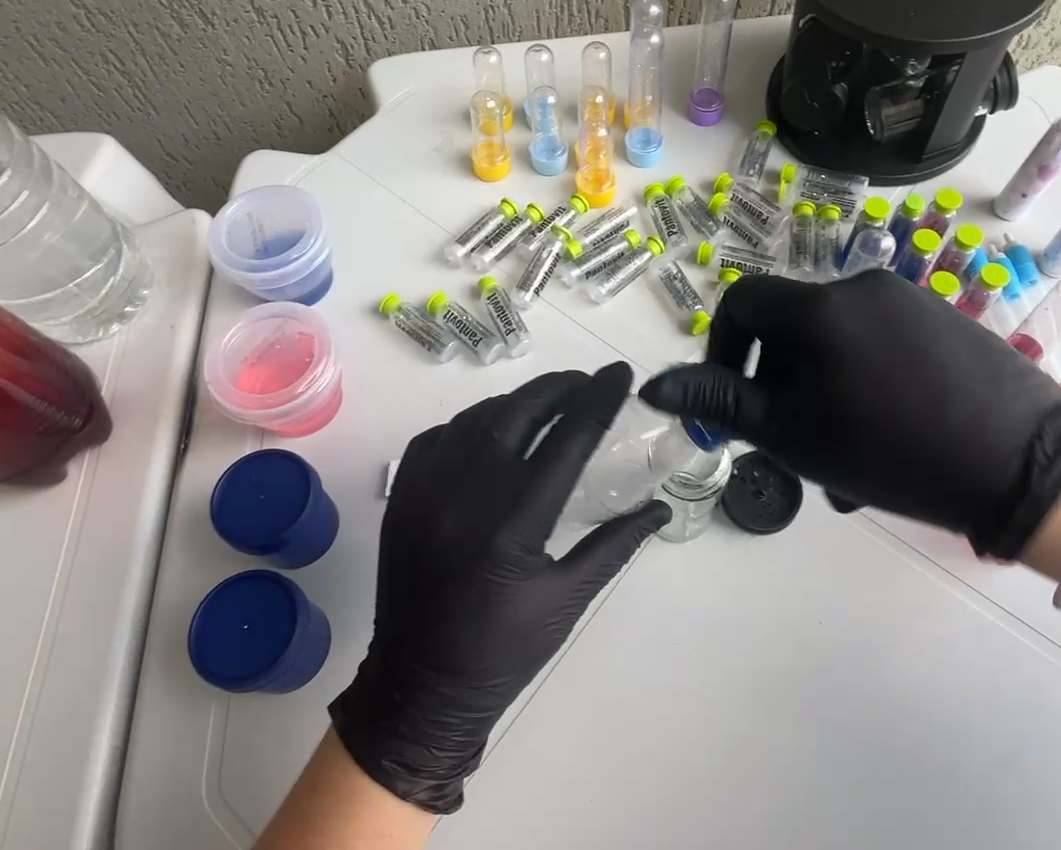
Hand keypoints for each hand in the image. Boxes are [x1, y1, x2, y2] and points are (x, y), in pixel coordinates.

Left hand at [328, 364, 669, 813]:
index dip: (598, 400)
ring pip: (476, 419)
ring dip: (515, 403)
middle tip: (585, 382)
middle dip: (557, 388)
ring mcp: (425, 491)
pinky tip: (492, 430)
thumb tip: (659, 508)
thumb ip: (615, 543)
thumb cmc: (504, 651)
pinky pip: (437, 438)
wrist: (420, 686)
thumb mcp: (569, 598)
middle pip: (518, 413)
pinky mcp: (401, 496)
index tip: (619, 373)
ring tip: (547, 401)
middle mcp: (466, 494)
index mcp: (515, 523)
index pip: (567, 440)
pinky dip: (470, 424)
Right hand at [638, 271, 1060, 557]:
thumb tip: (654, 386)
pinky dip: (864, 387)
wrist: (1028, 465)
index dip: (722, 350)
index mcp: (819, 308)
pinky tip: (886, 441)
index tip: (736, 404)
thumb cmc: (894, 451)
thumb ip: (721, 403)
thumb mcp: (793, 434)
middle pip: (790, 330)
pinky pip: (879, 348)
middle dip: (779, 386)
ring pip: (835, 346)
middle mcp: (861, 289)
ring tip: (844, 461)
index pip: (742, 304)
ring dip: (823, 396)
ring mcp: (910, 302)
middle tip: (795, 447)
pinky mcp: (945, 324)